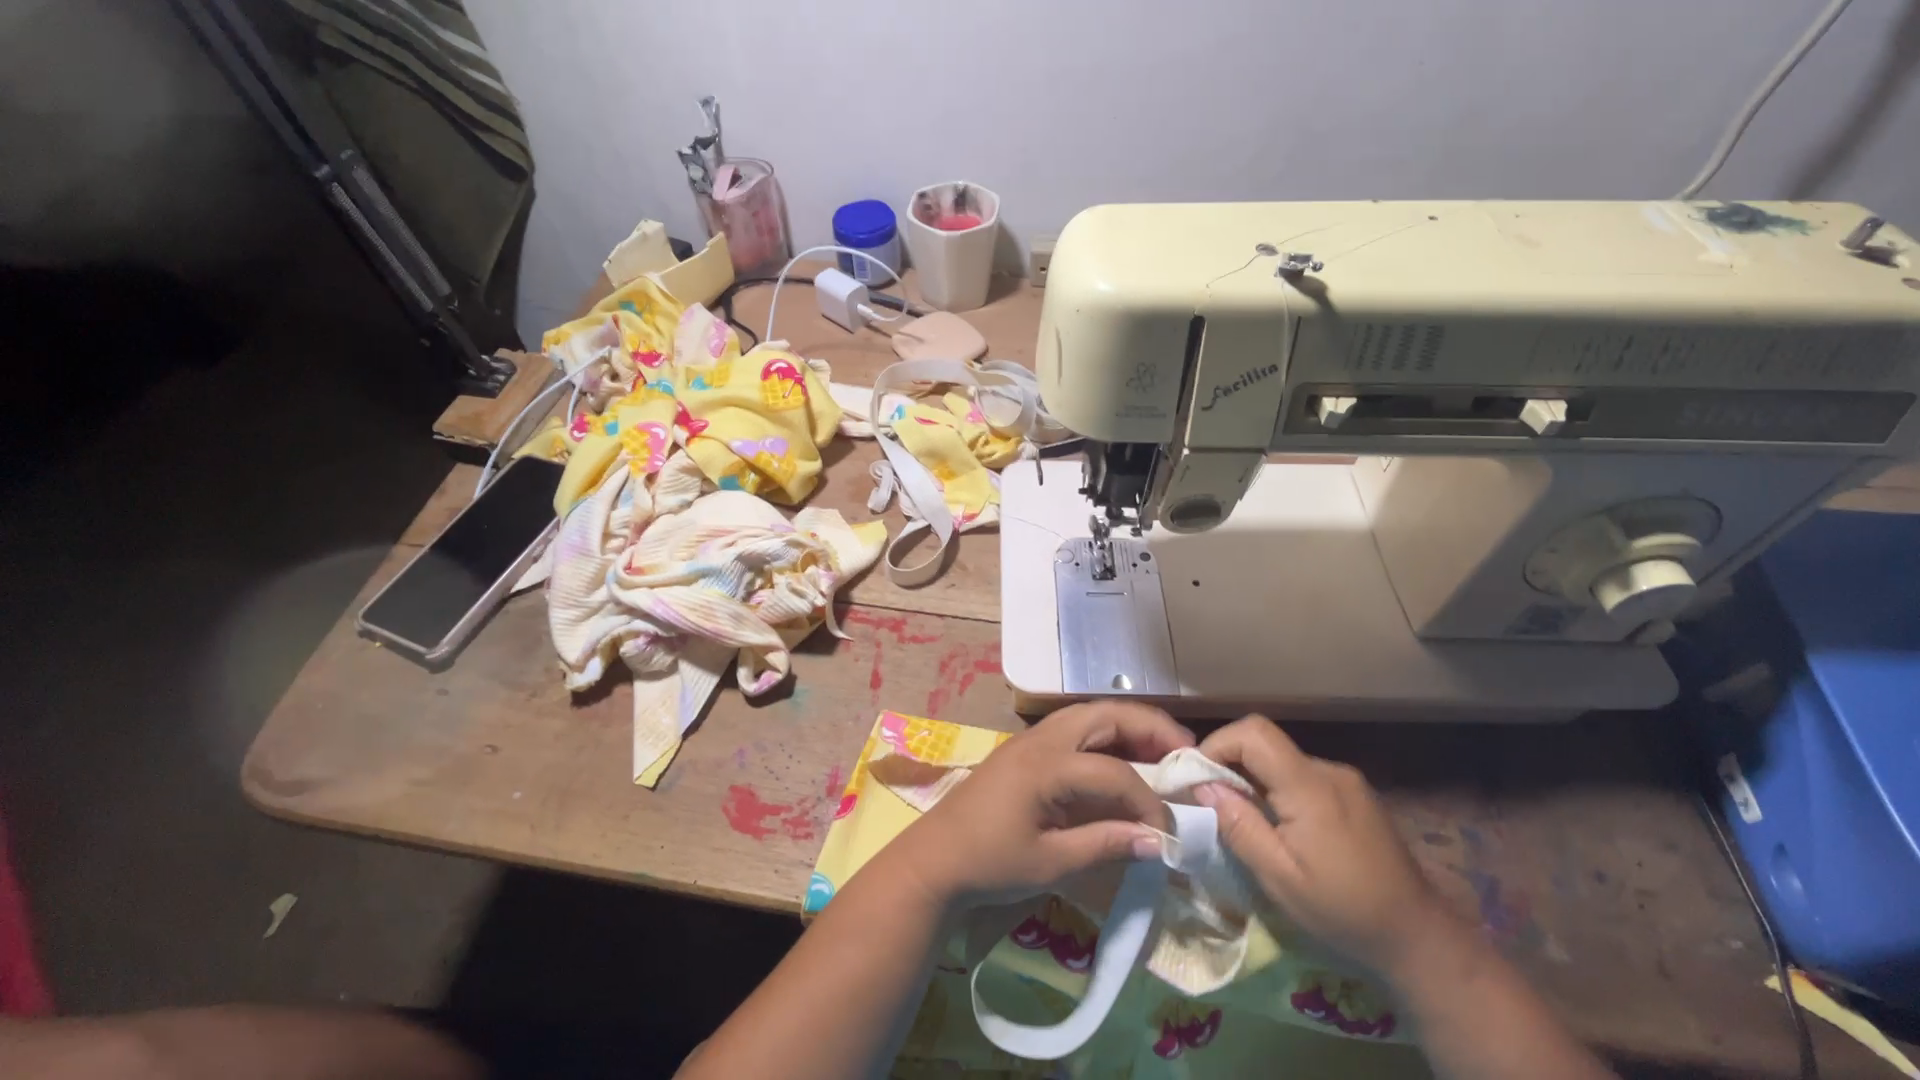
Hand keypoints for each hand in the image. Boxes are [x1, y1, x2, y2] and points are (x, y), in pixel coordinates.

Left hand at [886, 702, 1193, 910]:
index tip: (1168, 834)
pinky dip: (1107, 736)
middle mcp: (1041, 740)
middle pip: (1106, 715)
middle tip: (1186, 753)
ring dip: (1130, 727)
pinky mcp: (1026, 750)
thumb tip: (1160, 842)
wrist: (933, 860)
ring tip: (1163, 751)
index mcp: (1046, 767)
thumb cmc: (988, 863)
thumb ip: (1106, 845)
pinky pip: (1075, 729)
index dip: (1149, 802)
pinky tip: (1125, 760)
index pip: (1115, 772)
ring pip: (1090, 715)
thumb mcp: (1050, 863)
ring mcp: (1031, 740)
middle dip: (1151, 728)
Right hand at [1194, 716, 1458, 980]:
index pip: (1254, 733)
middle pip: (1266, 744)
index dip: (1216, 745)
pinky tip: (1277, 828)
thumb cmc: (1343, 910)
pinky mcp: (1354, 795)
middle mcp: (1329, 771)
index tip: (1196, 779)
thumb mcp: (1279, 878)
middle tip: (1209, 804)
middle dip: (1229, 766)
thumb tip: (1203, 786)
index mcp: (1309, 787)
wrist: (1416, 934)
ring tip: (1241, 820)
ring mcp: (1346, 781)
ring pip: (1283, 762)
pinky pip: (1303, 778)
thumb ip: (1240, 826)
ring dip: (1254, 781)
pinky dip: (1278, 791)